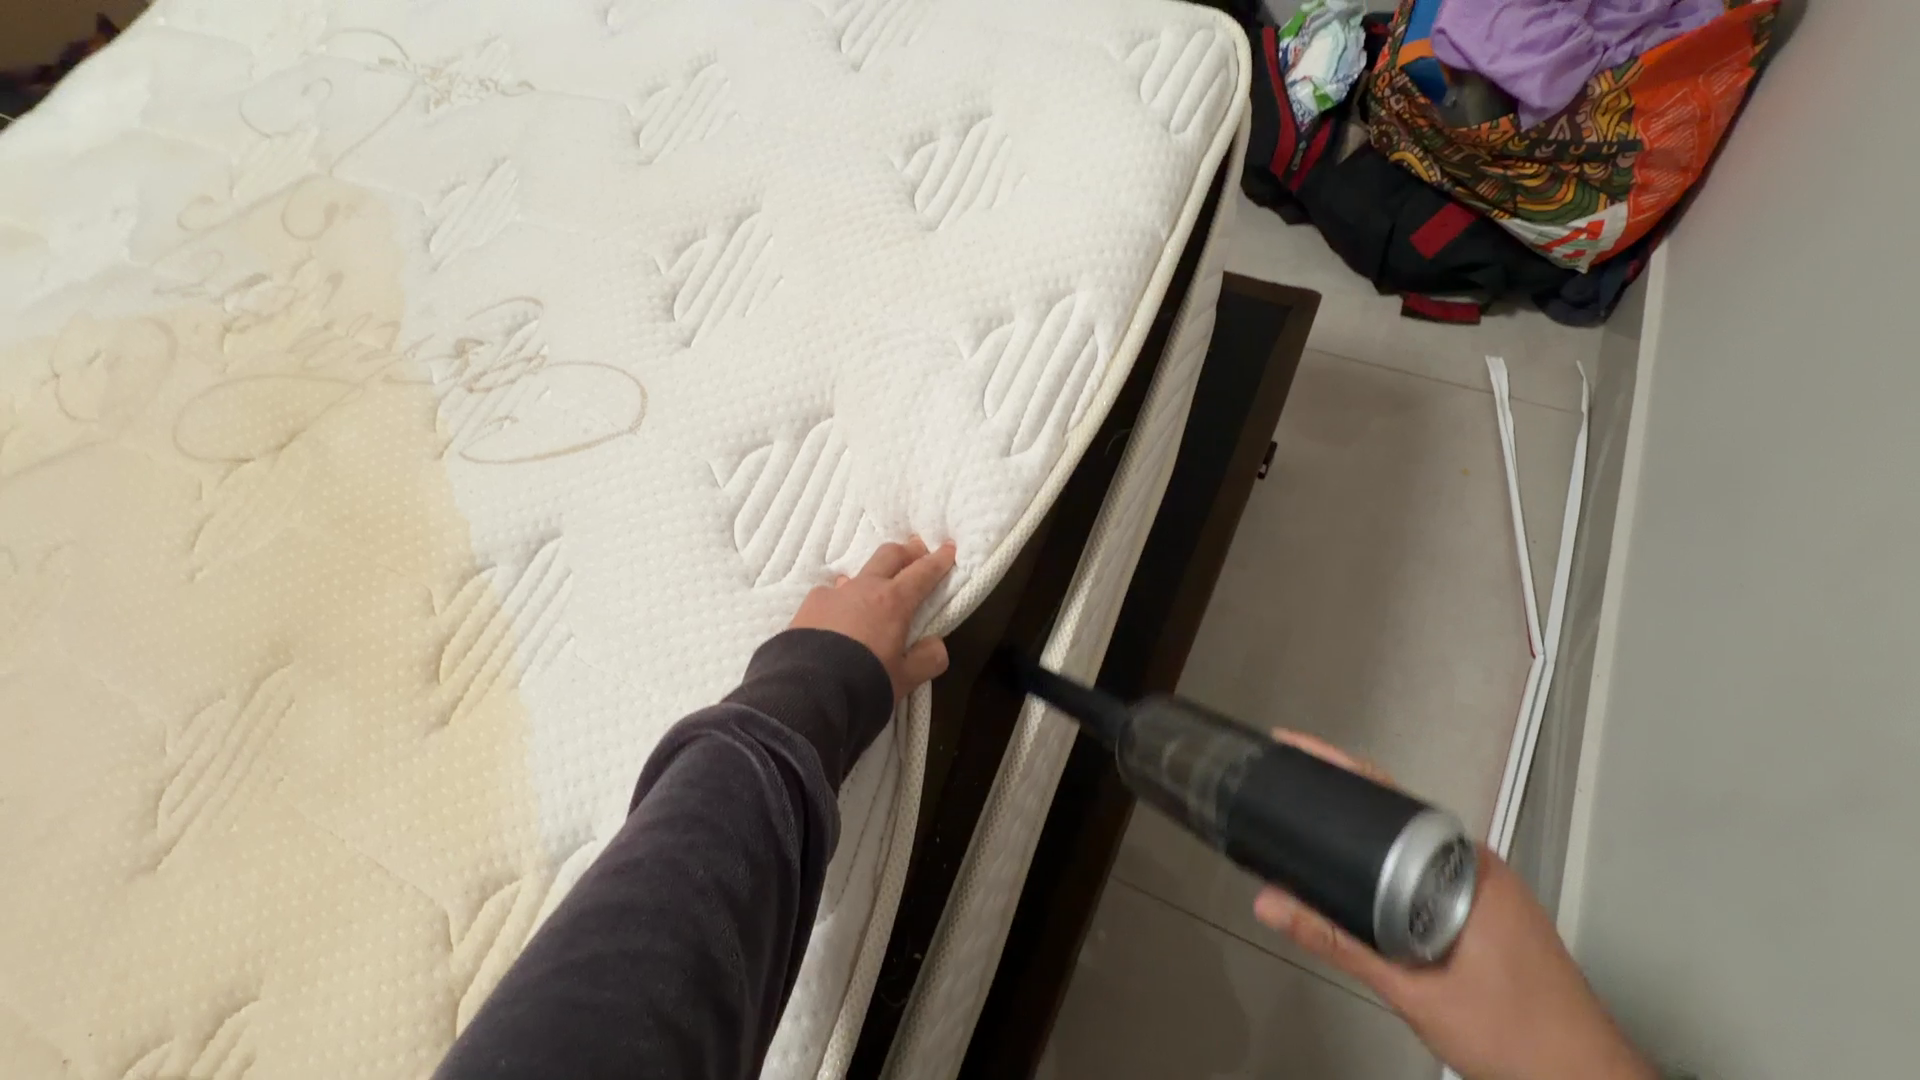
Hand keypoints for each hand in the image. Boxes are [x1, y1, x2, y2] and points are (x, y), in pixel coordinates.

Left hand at [789, 537, 956, 701]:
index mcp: (894, 602)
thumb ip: (927, 659)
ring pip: (857, 574)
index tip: (948, 548)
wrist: (807, 691)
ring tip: (874, 589)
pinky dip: (842, 600)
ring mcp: (833, 594)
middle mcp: (864, 589)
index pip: (923, 573)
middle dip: (907, 551)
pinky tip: (837, 616)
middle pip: (889, 556)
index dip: (938, 560)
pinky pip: (831, 595)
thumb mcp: (905, 679)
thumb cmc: (865, 683)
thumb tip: (935, 644)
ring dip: (872, 577)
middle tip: (917, 551)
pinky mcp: (808, 607)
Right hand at [1251, 731, 1658, 1079]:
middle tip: (1285, 785)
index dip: (1340, 777)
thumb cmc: (1512, 1035)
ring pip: (1411, 844)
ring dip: (1365, 834)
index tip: (1296, 760)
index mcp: (1466, 868)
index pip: (1390, 804)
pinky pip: (1427, 867)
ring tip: (1307, 824)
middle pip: (1398, 815)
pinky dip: (1388, 863)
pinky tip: (1359, 878)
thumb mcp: (1413, 991)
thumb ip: (1340, 945)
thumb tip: (1271, 903)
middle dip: (1342, 797)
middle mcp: (1479, 865)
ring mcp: (1489, 886)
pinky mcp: (1491, 910)